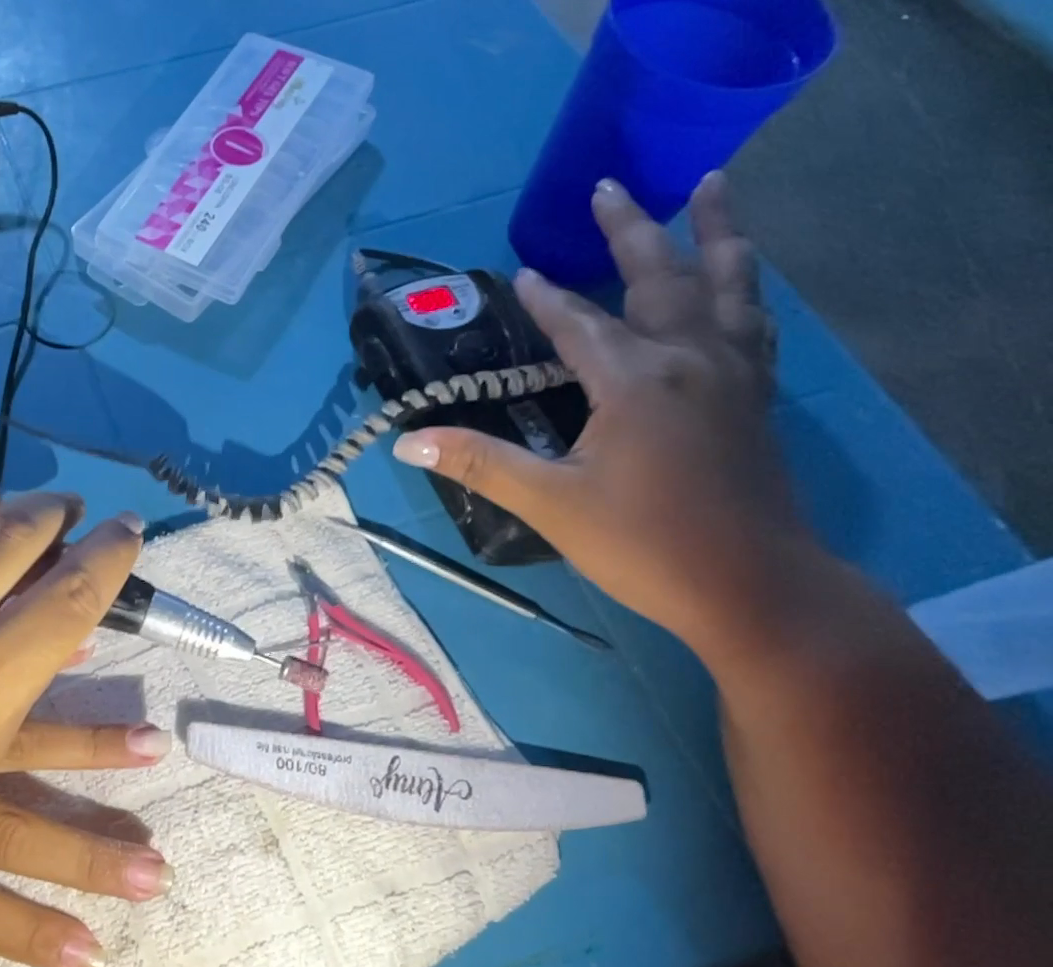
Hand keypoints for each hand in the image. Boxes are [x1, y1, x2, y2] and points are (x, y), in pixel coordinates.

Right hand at [393, 173, 814, 649]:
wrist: (752, 586)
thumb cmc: (644, 544)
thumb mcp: (550, 505)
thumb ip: (480, 463)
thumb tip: (406, 440)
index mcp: (635, 380)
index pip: (579, 323)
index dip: (545, 299)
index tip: (519, 273)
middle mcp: (690, 359)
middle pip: (660, 277)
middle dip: (629, 229)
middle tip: (608, 186)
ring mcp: (733, 374)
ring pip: (726, 283)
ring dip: (715, 232)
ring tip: (712, 184)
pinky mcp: (756, 397)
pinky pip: (751, 321)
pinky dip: (742, 288)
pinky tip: (738, 286)